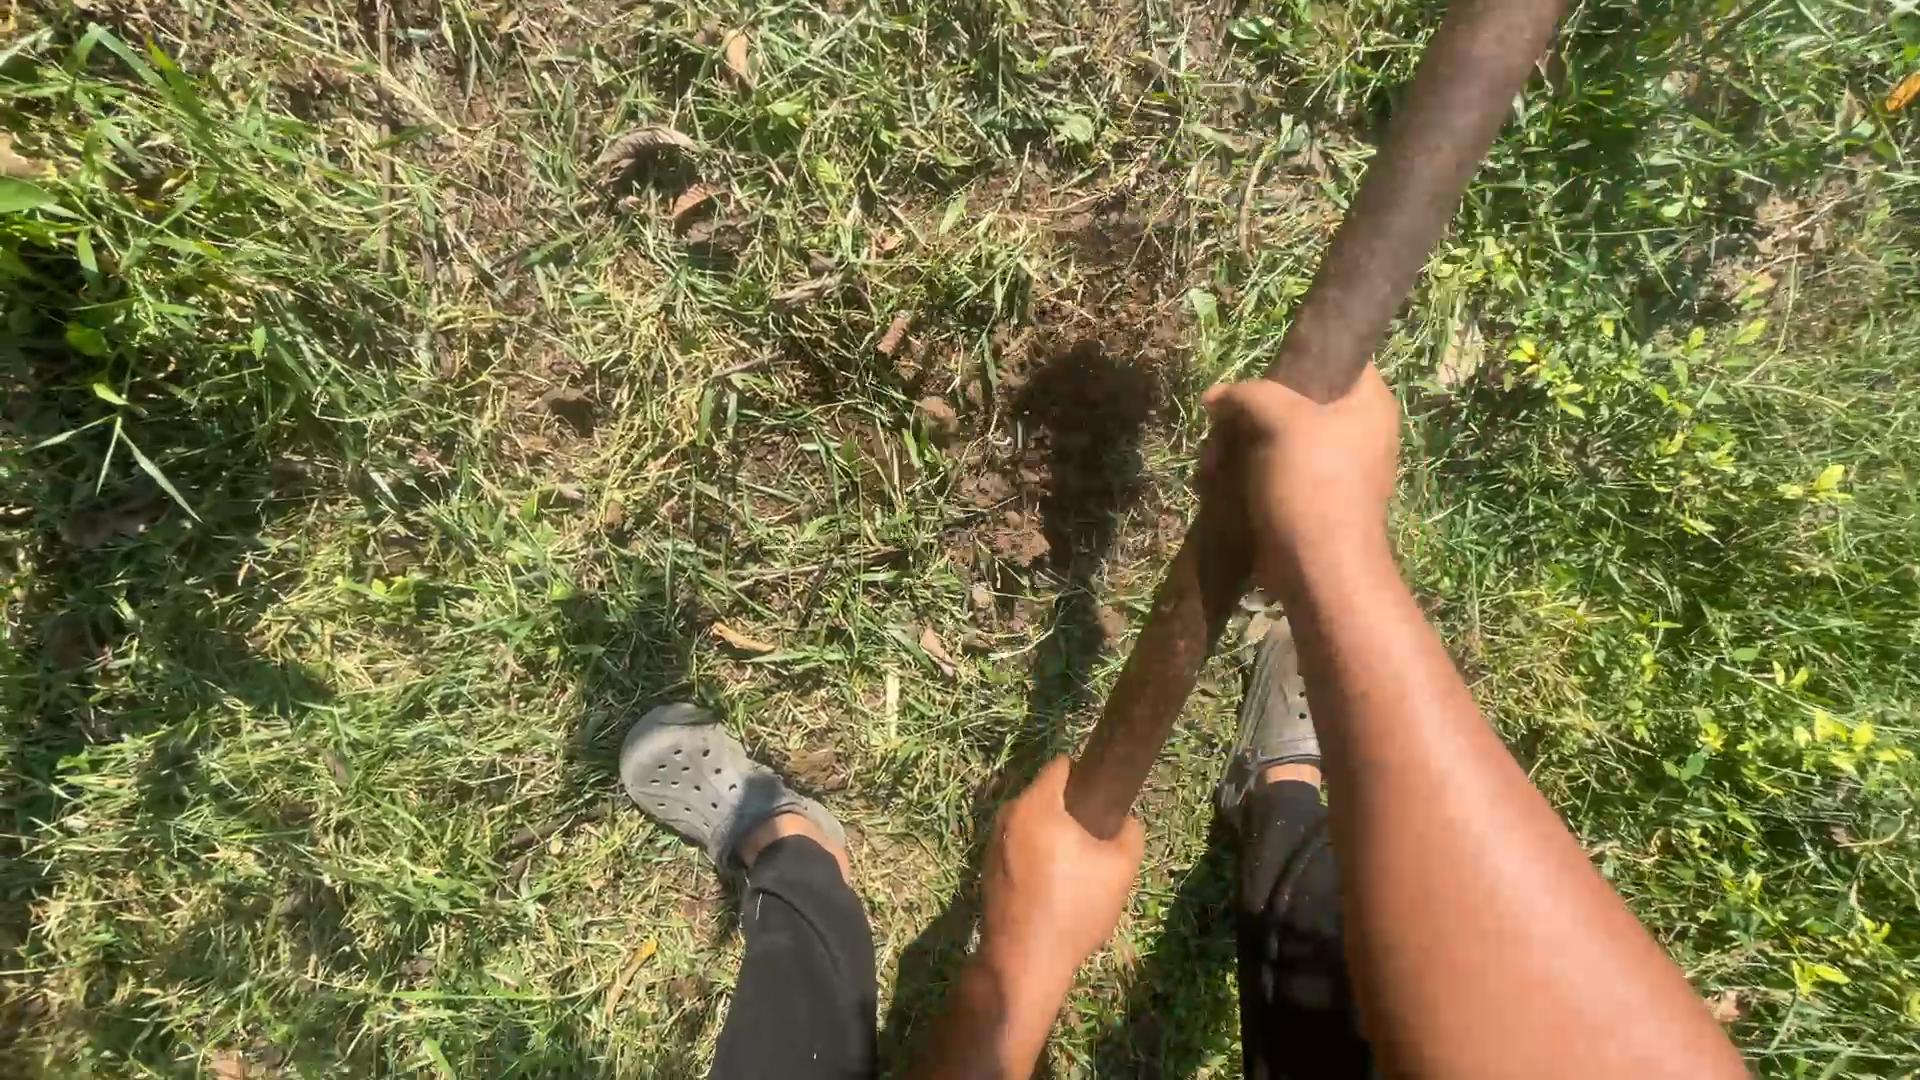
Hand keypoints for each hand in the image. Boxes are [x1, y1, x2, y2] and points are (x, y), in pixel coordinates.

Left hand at [976, 758, 1144, 1001]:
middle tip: (1093, 838)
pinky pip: (1017, 844)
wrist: (1024, 960)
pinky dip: (1034, 853)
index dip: (1084, 775)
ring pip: (1030, 821)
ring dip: (1051, 833)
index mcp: (1037, 804)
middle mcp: (1009, 814)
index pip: (1060, 766)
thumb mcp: (1119, 868)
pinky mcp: (986, 865)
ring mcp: (993, 840)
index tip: (1101, 796)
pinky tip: (1051, 884)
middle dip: (1069, 810)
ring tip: (1074, 866)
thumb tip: (1125, 820)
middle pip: (1045, 795)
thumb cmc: (1074, 907)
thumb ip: (1130, 833)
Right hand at [1201, 365, 1399, 597]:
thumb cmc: (1311, 484)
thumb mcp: (1281, 420)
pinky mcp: (1304, 498)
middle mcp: (1353, 430)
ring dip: (1232, 450)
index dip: (1292, 362)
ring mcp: (1329, 467)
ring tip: (1210, 469)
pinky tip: (1214, 486)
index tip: (1254, 380)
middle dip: (1244, 418)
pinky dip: (1239, 476)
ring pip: (1269, 439)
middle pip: (1289, 402)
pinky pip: (1266, 472)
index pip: (1333, 359)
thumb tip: (1214, 397)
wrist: (1318, 567)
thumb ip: (1248, 394)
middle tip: (1219, 435)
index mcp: (1367, 403)